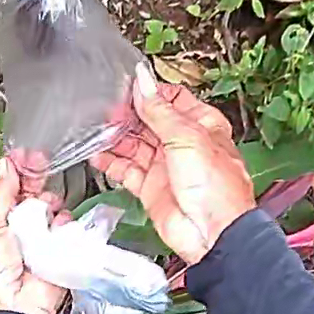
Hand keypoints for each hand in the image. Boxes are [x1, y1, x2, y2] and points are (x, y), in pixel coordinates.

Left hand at [0, 157, 69, 313]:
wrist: (17, 308)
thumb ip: (0, 196)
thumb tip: (6, 166)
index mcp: (0, 224)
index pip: (13, 191)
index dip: (20, 172)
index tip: (26, 156)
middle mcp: (23, 231)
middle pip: (36, 196)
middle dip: (38, 182)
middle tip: (40, 166)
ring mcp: (44, 241)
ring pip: (55, 210)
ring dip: (51, 206)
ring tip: (45, 212)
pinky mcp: (63, 253)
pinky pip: (70, 230)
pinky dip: (67, 226)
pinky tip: (58, 229)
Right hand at [91, 66, 255, 264]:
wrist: (211, 232)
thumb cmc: (216, 187)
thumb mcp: (187, 136)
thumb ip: (160, 110)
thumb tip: (143, 82)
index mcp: (201, 125)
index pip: (171, 100)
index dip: (150, 93)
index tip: (128, 87)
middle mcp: (182, 146)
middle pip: (149, 122)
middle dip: (128, 115)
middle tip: (107, 109)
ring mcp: (165, 168)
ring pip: (135, 146)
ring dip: (116, 138)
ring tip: (98, 130)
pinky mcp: (151, 190)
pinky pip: (127, 172)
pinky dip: (111, 164)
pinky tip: (98, 155)